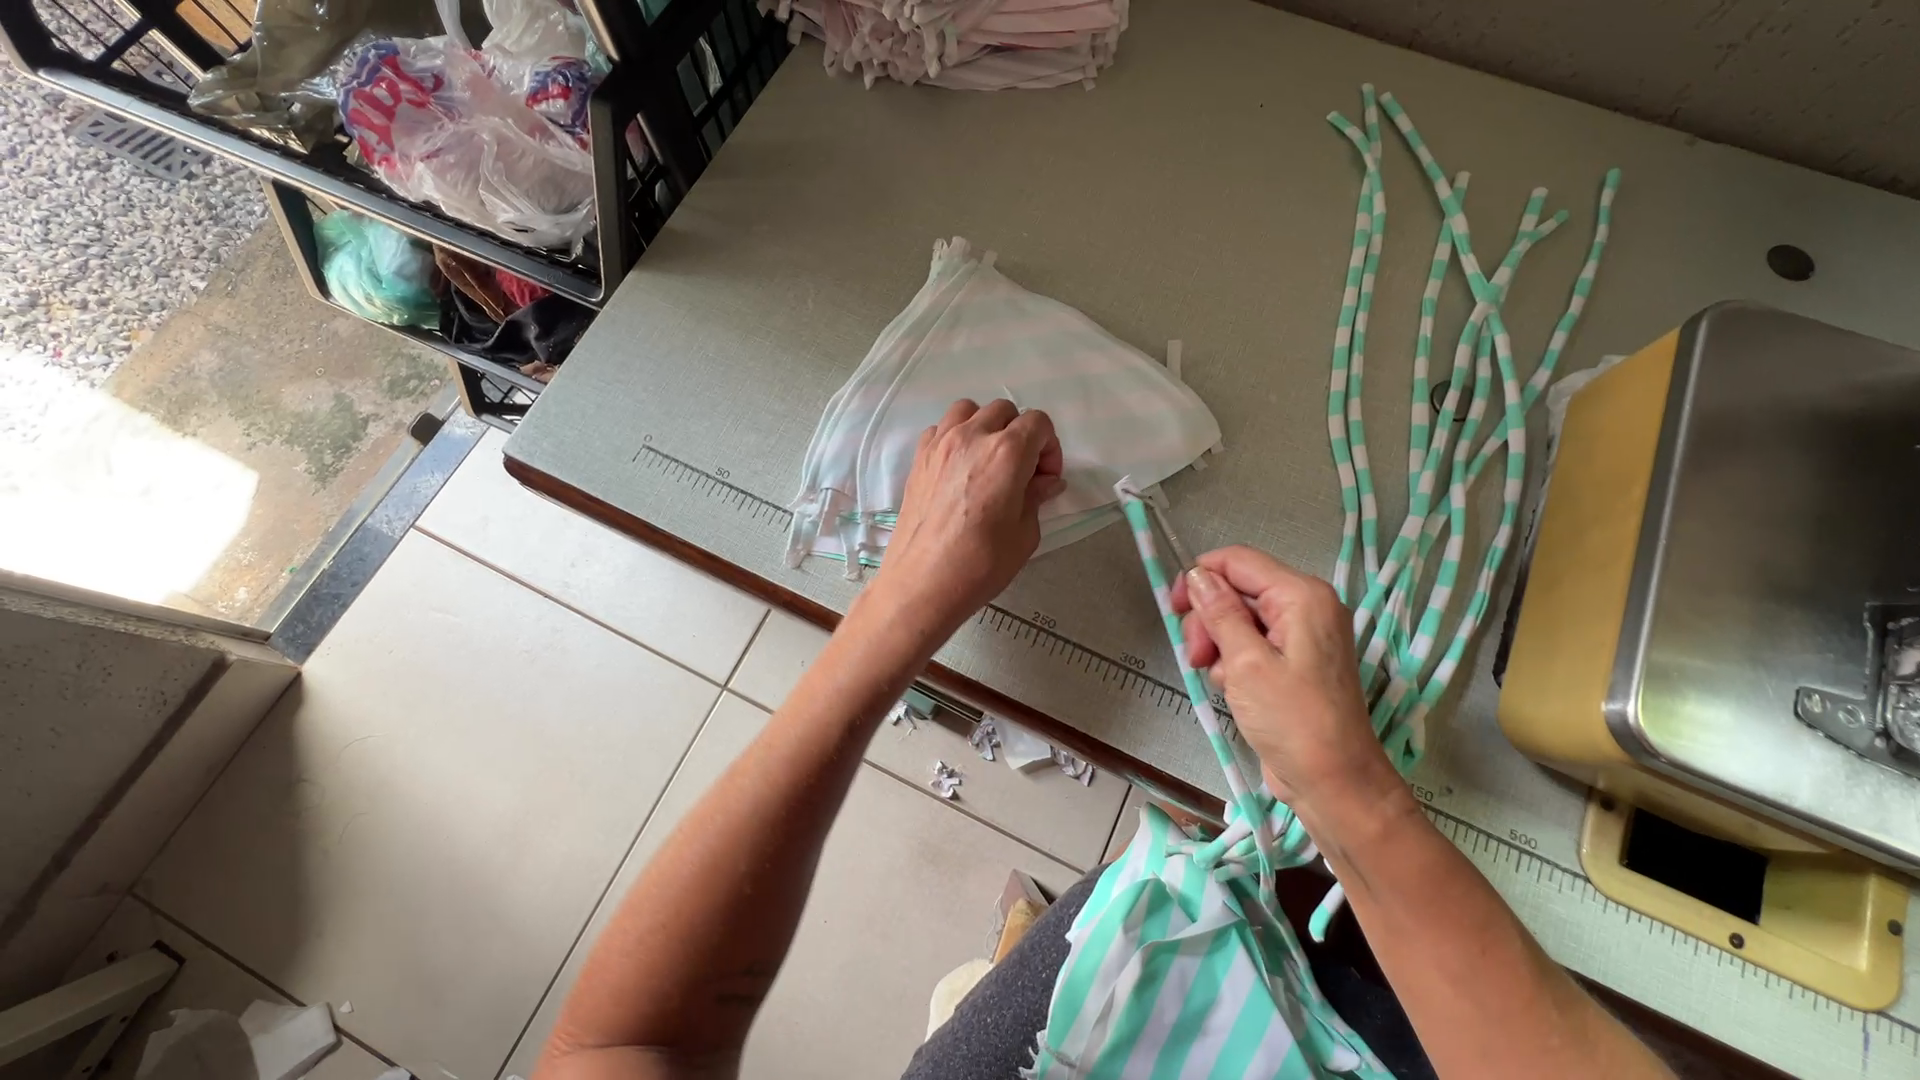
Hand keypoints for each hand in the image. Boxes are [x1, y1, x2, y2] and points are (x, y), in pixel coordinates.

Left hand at [863, 399, 1065, 637]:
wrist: (922, 583)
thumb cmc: (980, 564)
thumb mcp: (1024, 534)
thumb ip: (1036, 498)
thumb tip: (1046, 483)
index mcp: (1006, 452)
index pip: (1039, 423)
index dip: (1050, 448)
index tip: (1046, 479)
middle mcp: (972, 437)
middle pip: (1004, 411)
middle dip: (1020, 435)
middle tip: (1022, 473)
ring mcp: (940, 444)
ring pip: (969, 410)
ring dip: (985, 428)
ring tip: (988, 462)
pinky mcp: (919, 459)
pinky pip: (940, 429)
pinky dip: (955, 438)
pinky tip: (959, 469)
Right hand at [1170, 546, 1390, 807]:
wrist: (1332, 780)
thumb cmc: (1293, 720)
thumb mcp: (1246, 663)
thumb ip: (1220, 613)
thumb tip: (1198, 576)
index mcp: (1302, 596)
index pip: (1239, 561)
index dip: (1201, 577)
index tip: (1174, 608)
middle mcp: (1305, 606)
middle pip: (1237, 590)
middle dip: (1209, 619)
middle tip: (1196, 656)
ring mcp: (1301, 635)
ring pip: (1239, 619)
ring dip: (1217, 644)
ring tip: (1217, 678)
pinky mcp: (1293, 661)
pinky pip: (1251, 644)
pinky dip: (1233, 661)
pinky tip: (1232, 688)